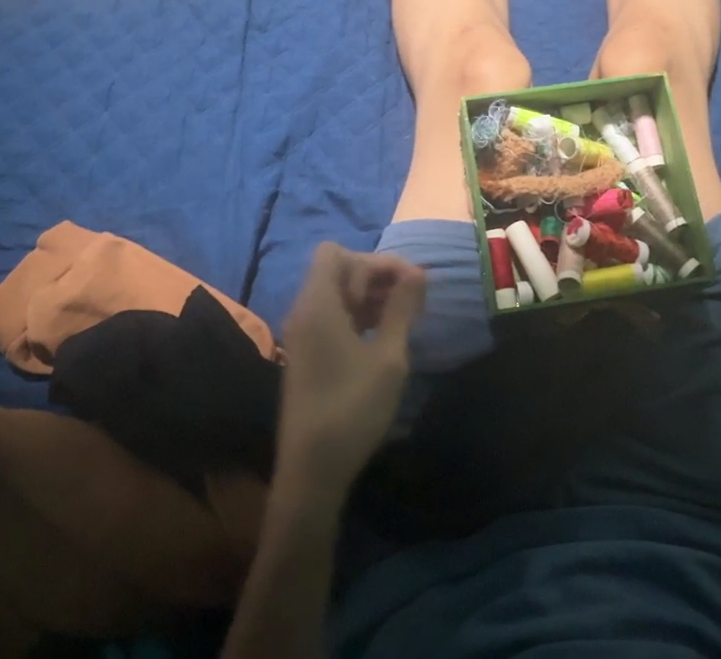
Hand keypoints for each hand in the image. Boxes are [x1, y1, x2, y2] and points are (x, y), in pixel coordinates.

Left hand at [276, 243, 426, 489]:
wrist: (312, 468)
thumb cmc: (353, 407)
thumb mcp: (389, 357)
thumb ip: (402, 309)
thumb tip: (417, 272)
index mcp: (318, 304)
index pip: (337, 253)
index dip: (374, 261)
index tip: (408, 284)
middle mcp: (304, 312)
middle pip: (337, 271)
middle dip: (375, 276)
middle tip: (412, 301)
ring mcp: (302, 335)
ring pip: (336, 295)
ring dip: (369, 297)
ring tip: (404, 318)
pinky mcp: (307, 356)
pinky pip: (332, 318)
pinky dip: (358, 317)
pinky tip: (384, 337)